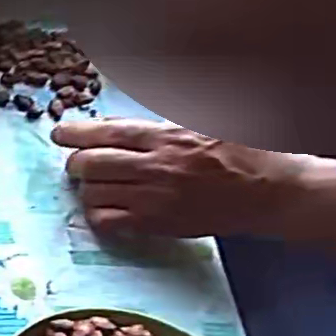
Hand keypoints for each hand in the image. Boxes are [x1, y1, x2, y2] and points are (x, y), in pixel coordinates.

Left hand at [51, 118, 304, 237]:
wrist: (275, 193)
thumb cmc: (243, 152)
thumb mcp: (211, 120)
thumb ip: (167, 115)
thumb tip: (122, 113)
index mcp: (170, 136)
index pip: (108, 132)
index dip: (75, 133)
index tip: (60, 134)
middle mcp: (157, 165)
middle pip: (88, 163)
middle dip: (76, 162)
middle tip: (80, 163)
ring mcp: (152, 197)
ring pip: (90, 192)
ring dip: (86, 187)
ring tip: (98, 183)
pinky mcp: (152, 223)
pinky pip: (102, 219)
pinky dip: (96, 212)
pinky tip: (106, 205)